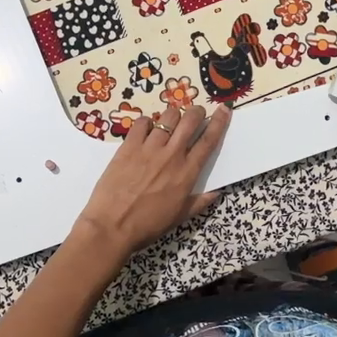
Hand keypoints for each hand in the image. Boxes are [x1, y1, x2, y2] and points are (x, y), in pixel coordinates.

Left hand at [72, 104, 230, 254]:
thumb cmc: (147, 225)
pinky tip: (146, 129)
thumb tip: (217, 193)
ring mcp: (149, 148)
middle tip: (196, 113)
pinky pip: (141, 123)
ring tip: (171, 121)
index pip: (208, 141)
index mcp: (187, 173)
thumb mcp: (178, 218)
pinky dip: (147, 122)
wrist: (112, 226)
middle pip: (190, 121)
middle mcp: (171, 155)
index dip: (218, 122)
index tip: (223, 110)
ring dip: (173, 115)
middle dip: (196, 112)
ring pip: (167, 117)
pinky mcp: (128, 146)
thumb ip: (199, 203)